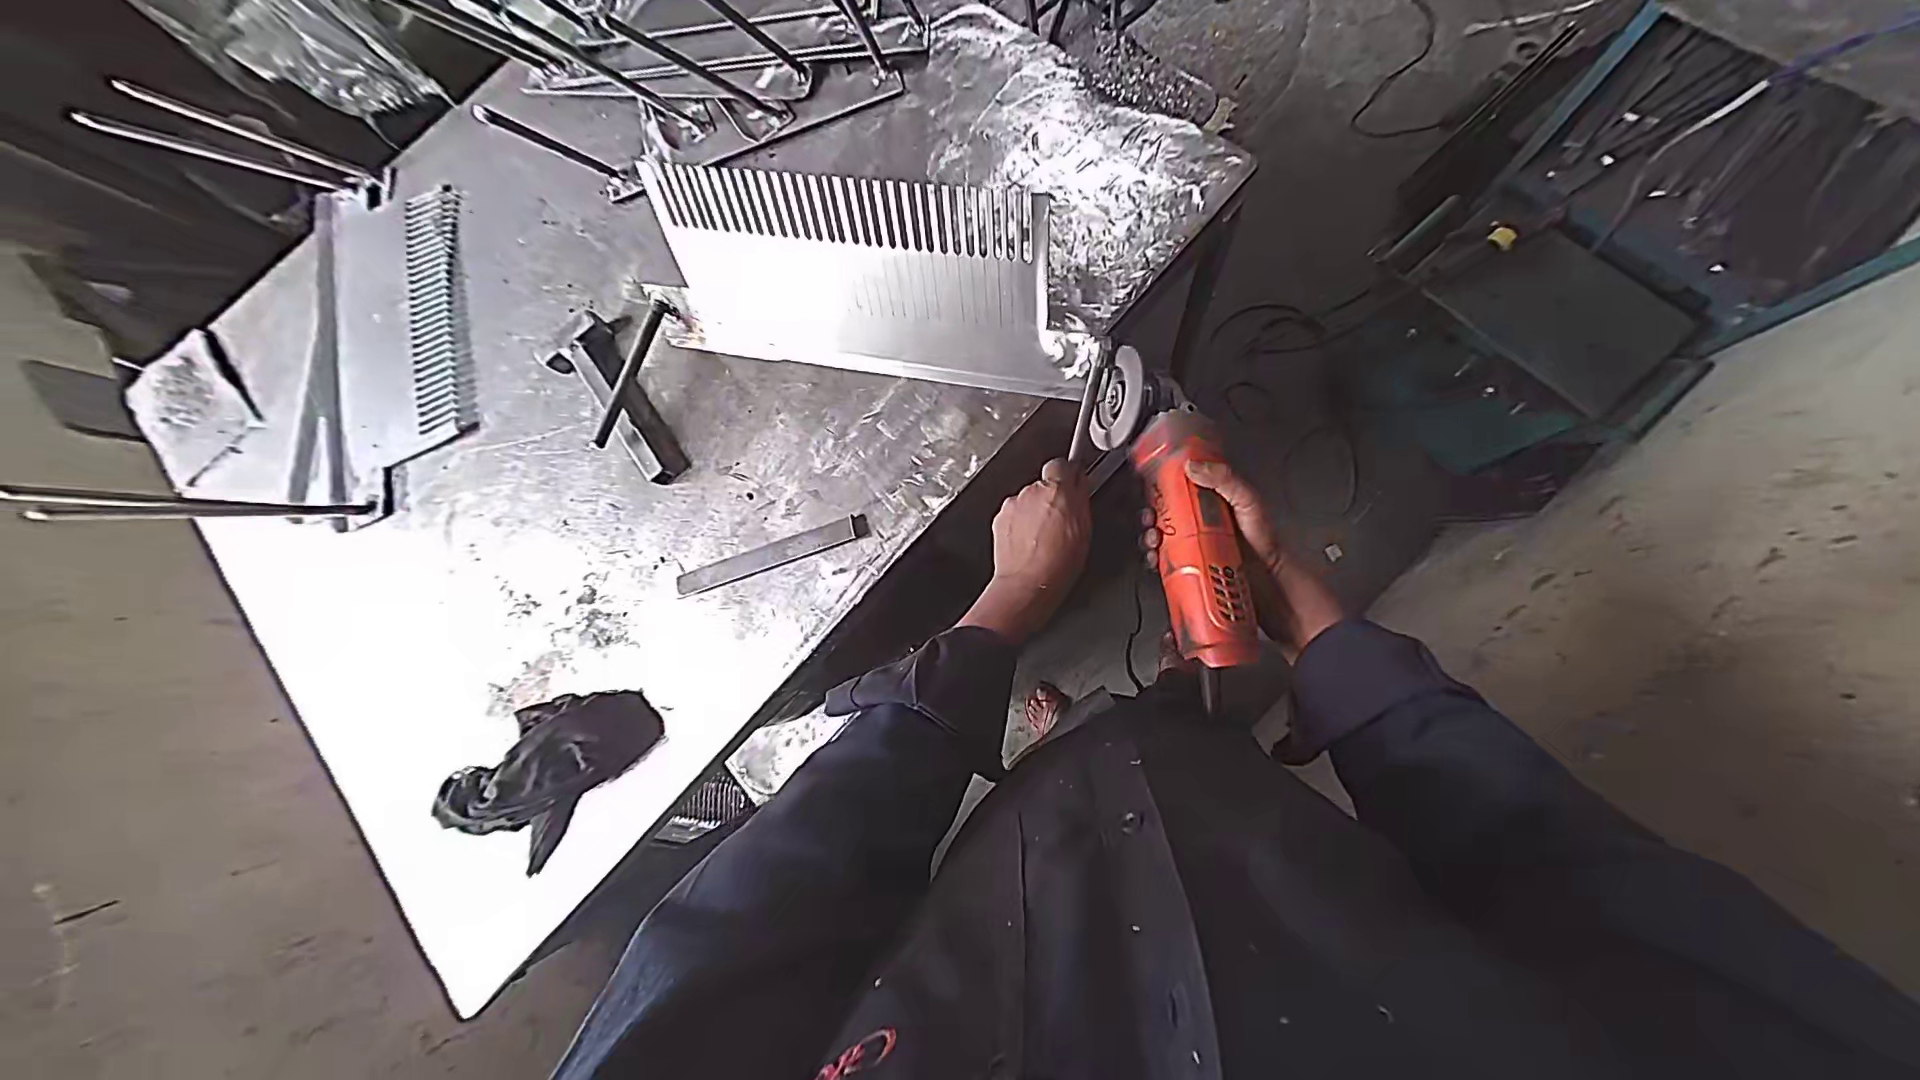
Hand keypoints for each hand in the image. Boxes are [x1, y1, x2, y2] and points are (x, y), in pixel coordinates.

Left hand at [957, 458, 1090, 643]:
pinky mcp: (1000, 516)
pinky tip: (1029, 540)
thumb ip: (1081, 497)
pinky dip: (1020, 522)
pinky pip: (1014, 512)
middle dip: (1050, 496)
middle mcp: (1033, 491)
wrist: (1027, 583)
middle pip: (1043, 483)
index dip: (1067, 475)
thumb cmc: (1058, 564)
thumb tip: (1080, 482)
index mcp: (1058, 489)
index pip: (1062, 464)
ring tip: (1042, 535)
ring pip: (1028, 498)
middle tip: (1059, 519)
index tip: (1071, 484)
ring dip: (1034, 510)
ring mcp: (1014, 503)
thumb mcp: (1085, 529)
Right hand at [1141, 459, 1343, 658]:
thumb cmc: (1265, 539)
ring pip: (1160, 537)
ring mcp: (1192, 545)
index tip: (1150, 489)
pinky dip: (1154, 560)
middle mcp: (1198, 522)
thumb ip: (1224, 480)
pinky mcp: (1189, 565)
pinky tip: (1157, 559)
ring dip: (1149, 538)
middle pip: (1163, 514)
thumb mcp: (1247, 500)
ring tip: (1154, 541)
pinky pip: (1164, 561)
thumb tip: (1193, 466)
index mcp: (1209, 501)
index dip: (1159, 488)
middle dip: (1150, 516)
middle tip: (1151, 519)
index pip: (1178, 489)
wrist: (1270, 579)